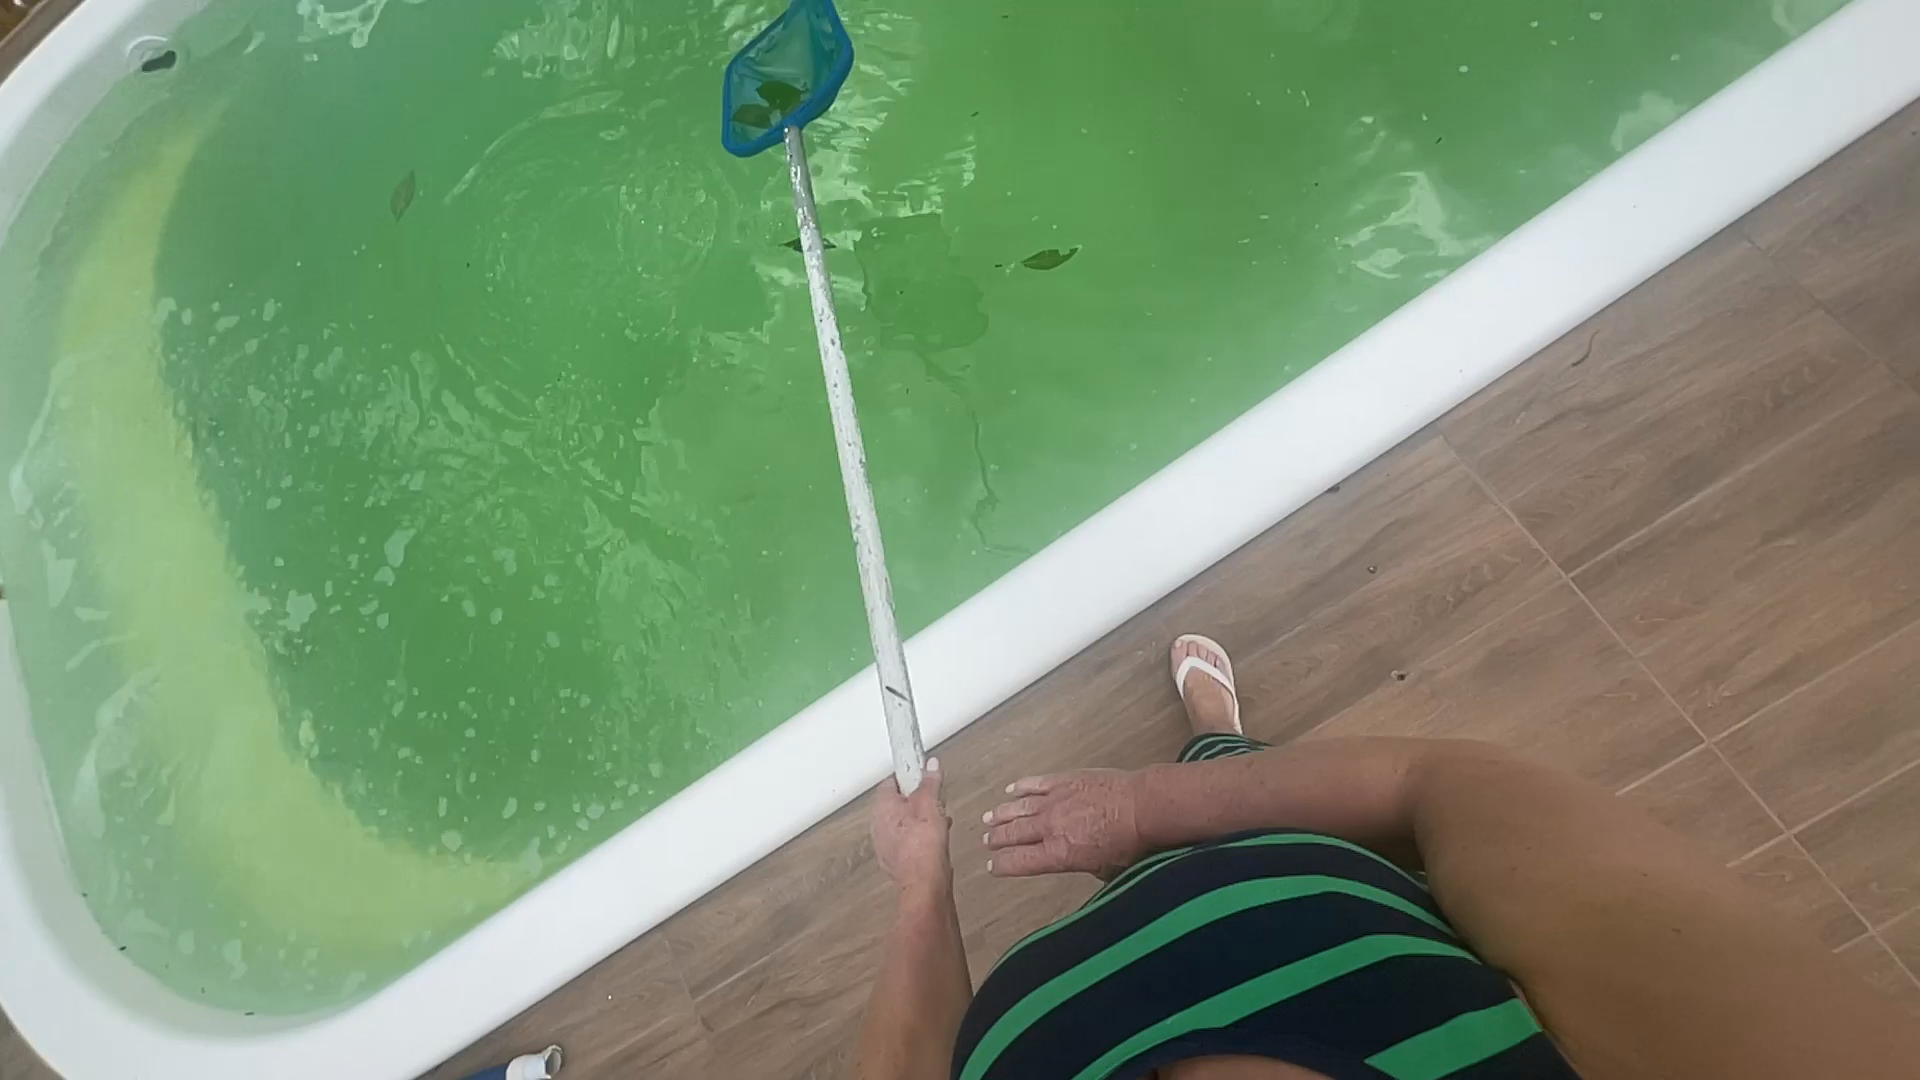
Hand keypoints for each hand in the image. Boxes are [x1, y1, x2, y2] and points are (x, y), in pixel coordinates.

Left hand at [871, 757, 952, 891]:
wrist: (925, 882)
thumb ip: (930, 781)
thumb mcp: (931, 802)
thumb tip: (930, 766)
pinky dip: (921, 839)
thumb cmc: (922, 845)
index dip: (908, 775)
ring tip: (939, 821)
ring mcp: (886, 845)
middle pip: (898, 803)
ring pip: (905, 823)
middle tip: (933, 799)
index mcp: (881, 806)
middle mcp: (879, 825)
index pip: (891, 781)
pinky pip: (909, 842)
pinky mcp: (897, 861)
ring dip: (921, 820)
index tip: (921, 773)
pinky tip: (937, 840)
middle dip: (918, 800)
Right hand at [983, 769, 1146, 879]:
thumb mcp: (1104, 870)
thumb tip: (1081, 861)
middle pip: (1014, 834)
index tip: (992, 866)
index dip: (1002, 865)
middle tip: (987, 841)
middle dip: (997, 839)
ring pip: (1019, 808)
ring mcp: (1055, 800)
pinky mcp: (1064, 781)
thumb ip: (1082, 865)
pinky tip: (1011, 790)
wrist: (1141, 808)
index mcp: (1058, 854)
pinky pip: (1035, 784)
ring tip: (989, 818)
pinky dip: (1021, 787)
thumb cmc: (1130, 843)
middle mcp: (1050, 827)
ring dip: (1002, 814)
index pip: (1019, 862)